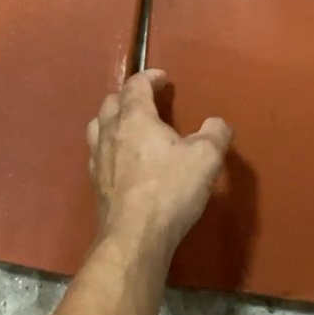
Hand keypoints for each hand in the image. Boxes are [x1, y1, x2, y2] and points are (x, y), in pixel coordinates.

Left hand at [86, 70, 231, 256]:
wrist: (135, 237)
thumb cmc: (169, 190)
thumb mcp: (205, 158)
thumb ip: (215, 134)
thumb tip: (218, 123)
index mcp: (135, 117)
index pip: (136, 85)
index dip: (149, 77)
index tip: (163, 78)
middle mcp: (111, 131)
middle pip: (112, 101)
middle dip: (129, 95)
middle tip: (148, 100)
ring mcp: (99, 158)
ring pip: (98, 125)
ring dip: (113, 118)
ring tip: (129, 125)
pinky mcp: (96, 183)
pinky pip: (97, 153)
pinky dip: (108, 146)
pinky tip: (120, 159)